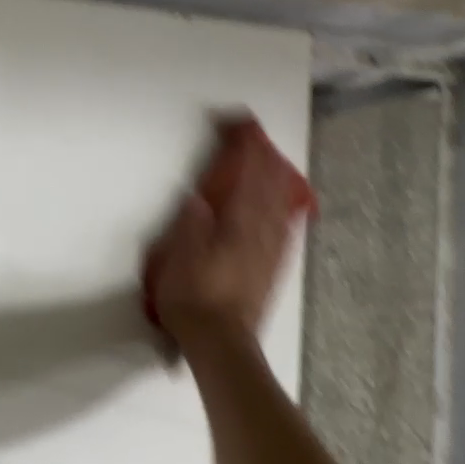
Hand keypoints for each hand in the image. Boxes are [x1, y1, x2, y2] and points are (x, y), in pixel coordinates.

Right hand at [144, 116, 311, 345]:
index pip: (245, 175)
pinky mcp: (273, 265)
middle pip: (268, 185)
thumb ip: (190, 225)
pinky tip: (287, 205)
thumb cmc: (193, 299)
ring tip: (270, 161)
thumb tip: (197, 197)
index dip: (243, 147)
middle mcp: (262, 231)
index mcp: (238, 225)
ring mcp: (271, 248)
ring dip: (275, 178)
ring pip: (280, 202)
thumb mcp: (177, 260)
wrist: (221, 340)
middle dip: (262, 157)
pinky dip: (285, 206)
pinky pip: (284, 225)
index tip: (236, 123)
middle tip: (253, 136)